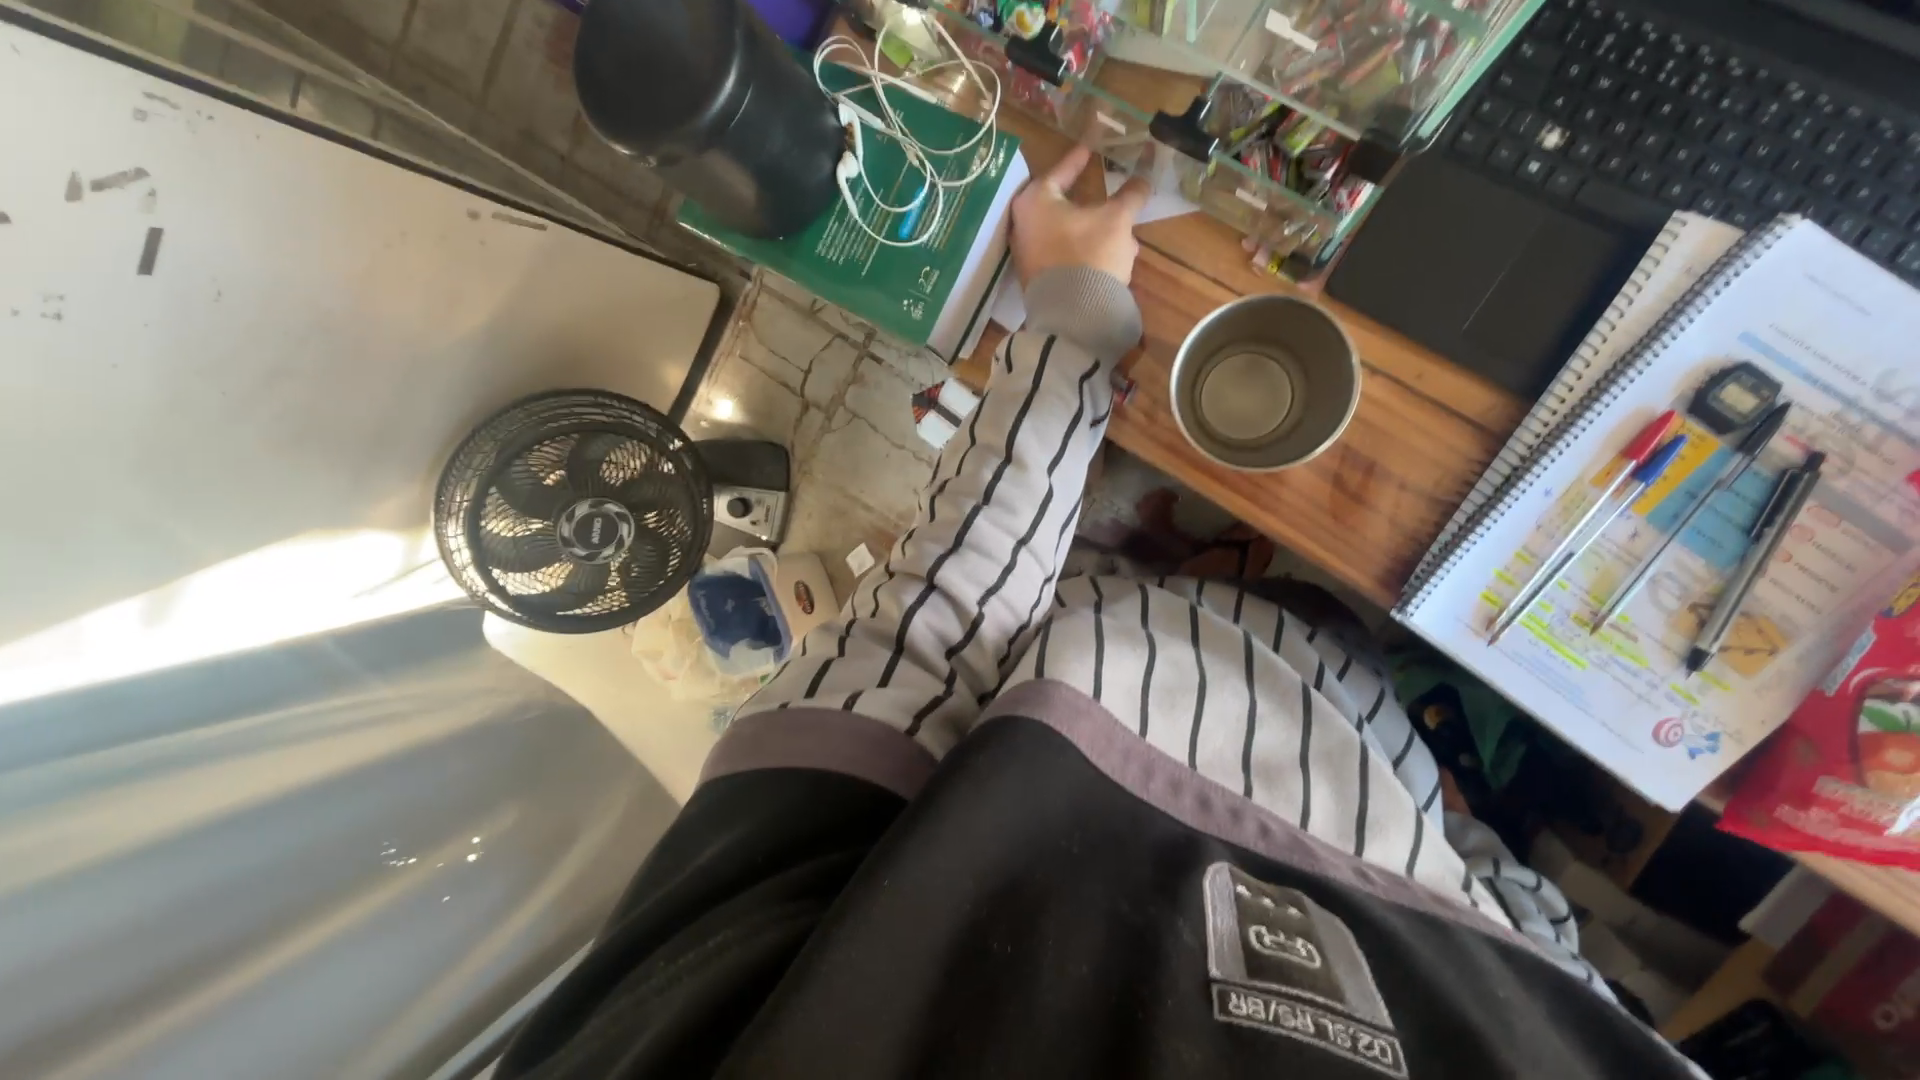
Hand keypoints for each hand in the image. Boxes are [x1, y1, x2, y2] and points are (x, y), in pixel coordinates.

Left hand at [1009, 144, 1150, 286]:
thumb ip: (1130, 196)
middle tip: (1114, 199)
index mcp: (1035, 200)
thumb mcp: (1117, 220)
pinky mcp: (1035, 278)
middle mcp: (1023, 224)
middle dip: (1094, 205)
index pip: (1062, 170)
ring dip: (1096, 232)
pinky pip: (1063, 254)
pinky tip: (1111, 258)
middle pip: (1063, 204)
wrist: (1074, 316)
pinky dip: (1084, 251)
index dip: (1079, 158)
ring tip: (1125, 238)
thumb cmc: (1090, 255)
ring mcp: (1026, 254)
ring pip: (1067, 232)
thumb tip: (1144, 179)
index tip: (1090, 147)